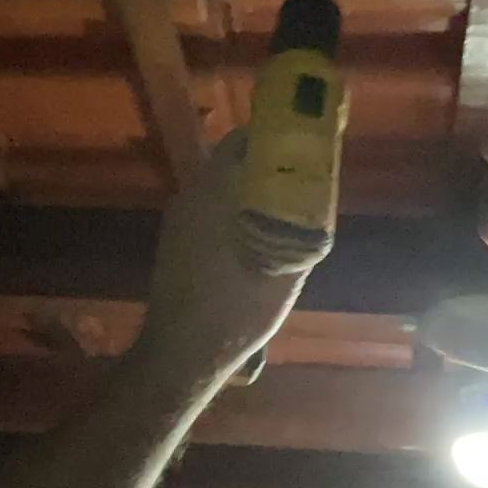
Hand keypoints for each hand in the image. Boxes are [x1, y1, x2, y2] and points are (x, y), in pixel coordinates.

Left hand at [135, 130, 310, 372]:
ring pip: (218, 184)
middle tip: (296, 177)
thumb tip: (315, 205)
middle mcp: (192, 194)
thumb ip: (300, 229)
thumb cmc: (238, 309)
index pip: (246, 140)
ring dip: (247, 187)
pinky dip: (230, 208)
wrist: (183, 350)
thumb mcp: (286, 271)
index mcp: (218, 191)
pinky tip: (252, 235)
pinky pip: (206, 207)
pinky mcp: (172, 237)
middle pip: (231, 160)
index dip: (276, 137)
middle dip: (264, 163)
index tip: (302, 144)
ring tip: (280, 208)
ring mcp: (178, 216)